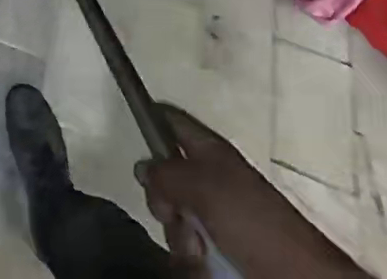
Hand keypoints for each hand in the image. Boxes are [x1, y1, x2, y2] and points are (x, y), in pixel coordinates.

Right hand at [136, 106, 367, 278]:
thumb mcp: (205, 187)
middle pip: (164, 179)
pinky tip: (204, 269)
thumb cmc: (254, 223)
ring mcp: (215, 220)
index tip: (132, 141)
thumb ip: (167, 173)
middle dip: (164, 202)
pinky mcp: (220, 255)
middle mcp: (209, 181)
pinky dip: (190, 264)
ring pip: (174, 221)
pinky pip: (187, 253)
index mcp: (209, 152)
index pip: (171, 122)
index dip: (150, 121)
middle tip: (177, 216)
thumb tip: (142, 167)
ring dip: (180, 240)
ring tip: (201, 254)